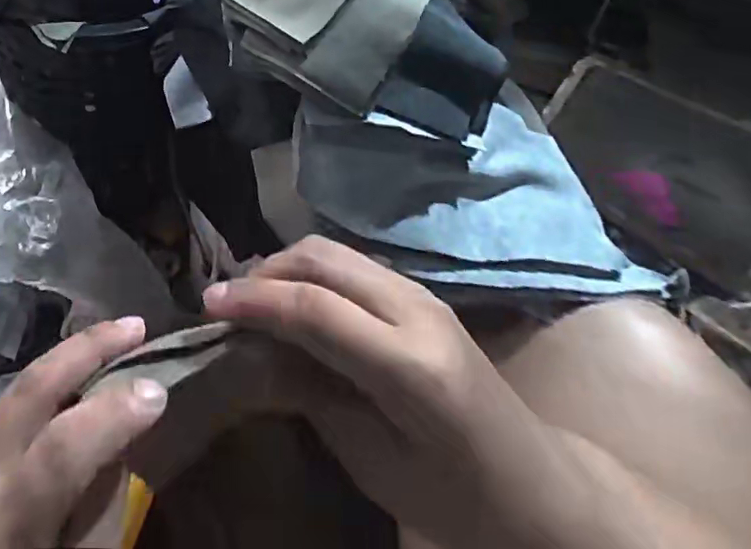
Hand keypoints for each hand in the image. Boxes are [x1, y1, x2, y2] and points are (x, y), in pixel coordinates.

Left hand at [0, 316, 166, 548]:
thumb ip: (98, 498)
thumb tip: (120, 432)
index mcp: (3, 514)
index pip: (58, 449)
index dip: (109, 415)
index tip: (157, 391)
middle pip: (31, 389)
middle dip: (86, 350)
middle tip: (135, 327)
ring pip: (21, 382)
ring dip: (70, 354)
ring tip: (115, 334)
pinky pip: (14, 397)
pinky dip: (51, 375)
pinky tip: (80, 363)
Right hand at [204, 238, 605, 548]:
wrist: (543, 493)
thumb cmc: (458, 500)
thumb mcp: (372, 462)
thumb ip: (308, 393)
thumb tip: (250, 350)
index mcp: (414, 368)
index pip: (315, 308)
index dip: (254, 300)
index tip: (207, 305)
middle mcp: (418, 313)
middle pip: (319, 260)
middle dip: (262, 273)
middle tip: (225, 304)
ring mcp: (421, 295)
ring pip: (330, 251)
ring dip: (281, 266)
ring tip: (251, 299)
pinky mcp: (417, 292)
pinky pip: (346, 262)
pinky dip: (306, 270)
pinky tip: (290, 298)